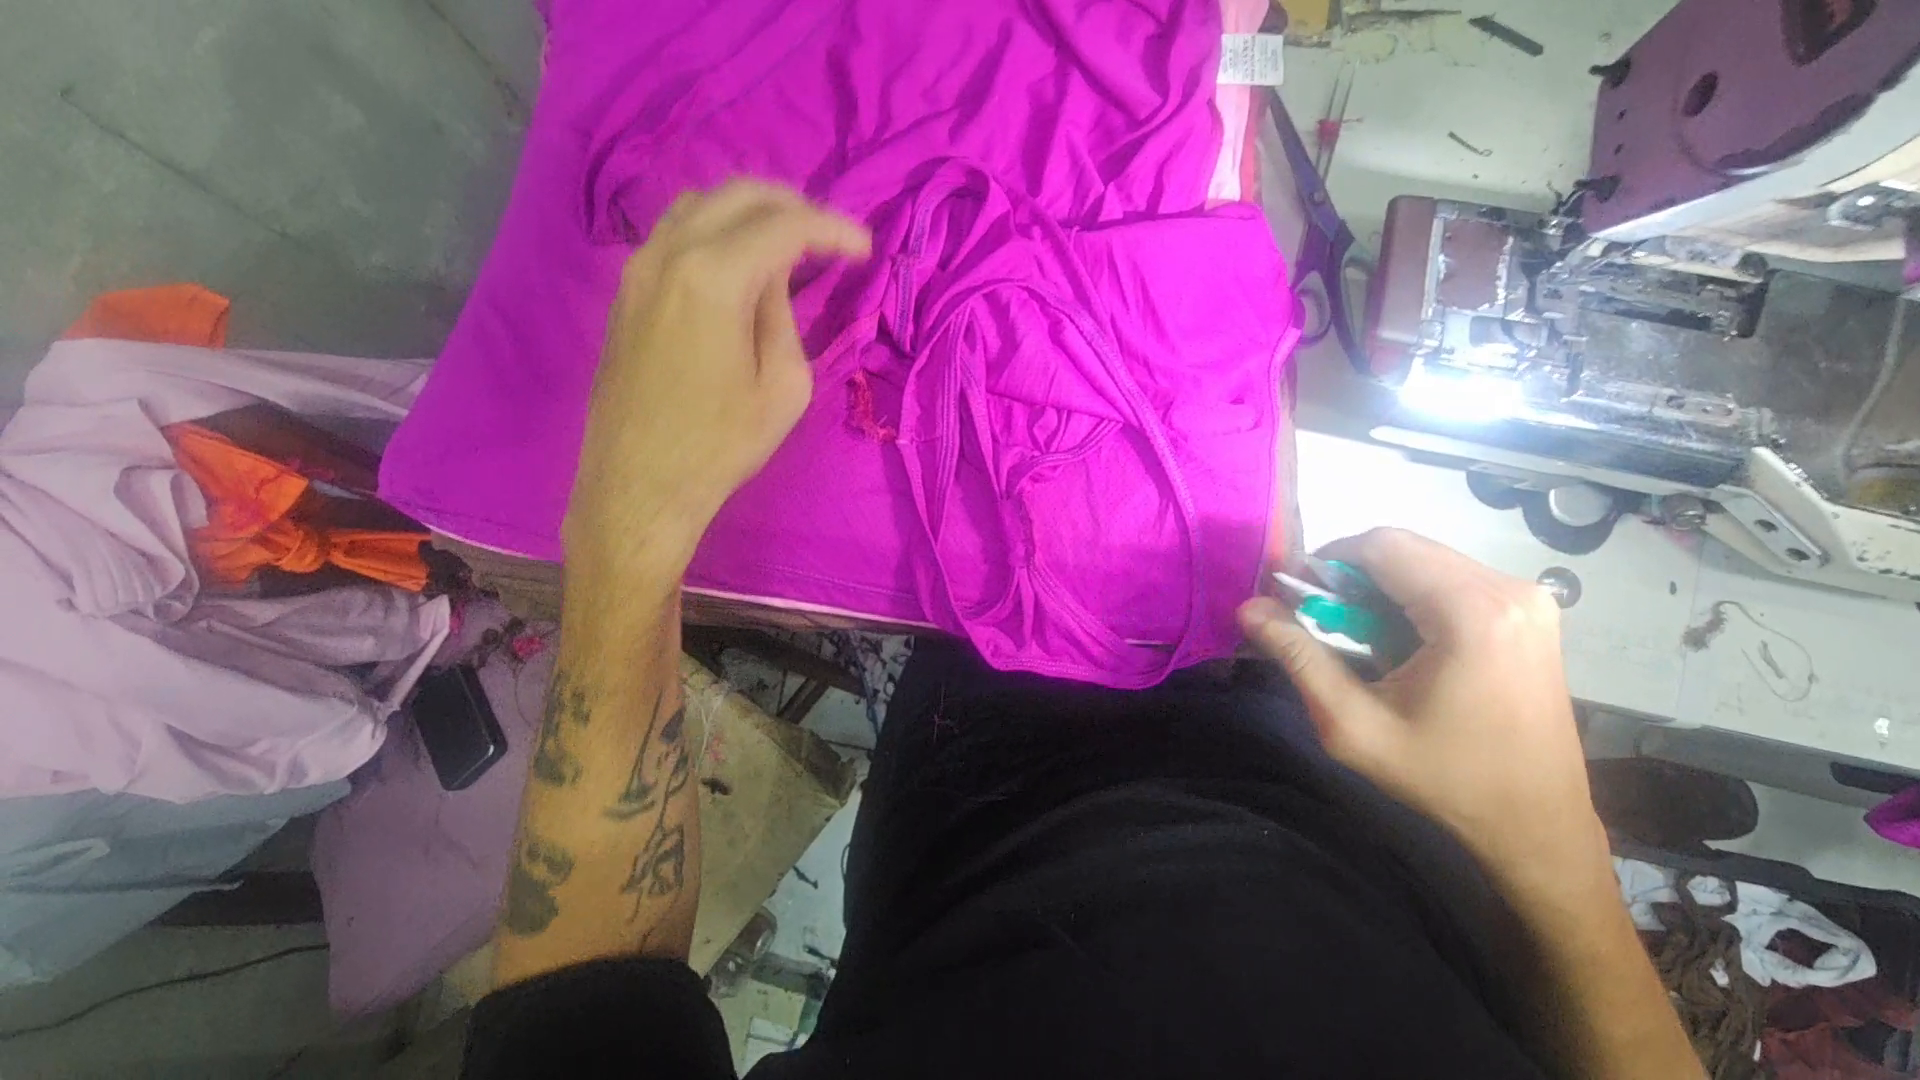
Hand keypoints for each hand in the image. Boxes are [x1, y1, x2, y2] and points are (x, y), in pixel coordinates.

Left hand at [564, 180, 871, 568]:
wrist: (639, 484)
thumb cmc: (720, 446)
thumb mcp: (783, 386)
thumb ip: (784, 315)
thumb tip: (773, 278)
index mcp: (714, 276)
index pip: (785, 224)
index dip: (832, 229)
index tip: (864, 249)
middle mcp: (670, 254)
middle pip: (739, 195)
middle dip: (793, 205)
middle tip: (829, 236)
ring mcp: (639, 269)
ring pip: (700, 205)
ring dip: (750, 212)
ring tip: (787, 242)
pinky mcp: (627, 292)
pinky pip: (675, 235)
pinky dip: (715, 231)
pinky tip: (739, 263)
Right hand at [1239, 528, 1608, 899]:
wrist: (1535, 822)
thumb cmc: (1443, 777)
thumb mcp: (1353, 724)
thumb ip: (1299, 657)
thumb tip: (1249, 607)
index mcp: (1470, 612)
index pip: (1382, 545)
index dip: (1328, 560)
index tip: (1296, 596)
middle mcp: (1509, 590)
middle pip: (1406, 548)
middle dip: (1353, 577)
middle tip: (1324, 622)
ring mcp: (1529, 599)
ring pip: (1429, 561)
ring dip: (1384, 588)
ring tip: (1364, 640)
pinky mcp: (1533, 613)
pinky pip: (1456, 580)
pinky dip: (1416, 598)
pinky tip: (1405, 644)